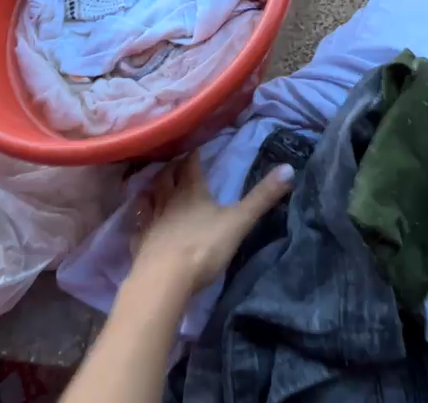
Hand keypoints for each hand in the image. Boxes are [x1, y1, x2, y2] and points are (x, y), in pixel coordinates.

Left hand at [130, 153, 294, 292]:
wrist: (164, 281)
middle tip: (175, 163)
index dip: (194, 155)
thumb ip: (262, 197)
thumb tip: (290, 168)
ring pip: (150, 197)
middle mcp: (169, 200)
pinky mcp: (139, 244)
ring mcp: (151, 222)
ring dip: (152, 188)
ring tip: (155, 185)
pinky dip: (139, 219)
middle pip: (167, 177)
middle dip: (172, 168)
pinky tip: (140, 221)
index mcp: (193, 191)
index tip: (196, 147)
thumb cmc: (203, 247)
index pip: (191, 165)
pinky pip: (138, 225)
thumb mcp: (239, 221)